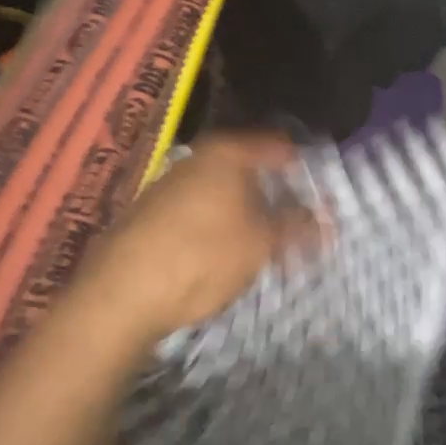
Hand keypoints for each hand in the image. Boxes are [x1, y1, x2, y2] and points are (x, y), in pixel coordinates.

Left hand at [73, 134, 319, 344]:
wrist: (118, 297)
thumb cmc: (203, 256)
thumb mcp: (262, 243)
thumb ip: (297, 226)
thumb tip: (327, 220)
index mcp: (227, 152)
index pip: (278, 147)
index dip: (303, 168)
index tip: (320, 192)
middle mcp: (196, 159)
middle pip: (247, 169)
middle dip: (273, 194)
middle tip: (295, 222)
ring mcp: (166, 187)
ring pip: (220, 193)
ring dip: (243, 213)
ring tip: (261, 245)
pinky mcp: (146, 218)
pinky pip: (195, 214)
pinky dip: (214, 228)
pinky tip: (220, 256)